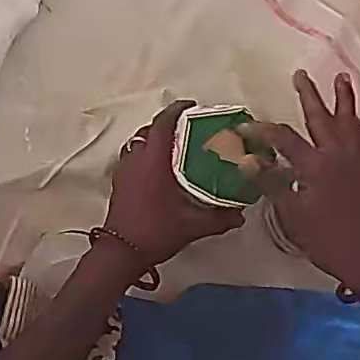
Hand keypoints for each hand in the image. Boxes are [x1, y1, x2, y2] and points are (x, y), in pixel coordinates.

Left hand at [103, 100, 244, 266]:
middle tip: (189, 129)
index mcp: (153, 161)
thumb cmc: (156, 231)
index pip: (162, 123)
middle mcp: (135, 160)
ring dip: (155, 141)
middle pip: (149, 130)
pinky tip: (160, 172)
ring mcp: (124, 172)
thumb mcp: (193, 225)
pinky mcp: (119, 184)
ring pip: (138, 144)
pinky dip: (146, 157)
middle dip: (168, 125)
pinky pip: (133, 159)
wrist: (121, 252)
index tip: (192, 106)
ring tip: (175, 148)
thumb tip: (240, 215)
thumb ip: (220, 218)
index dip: (177, 110)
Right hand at [246, 72, 359, 289]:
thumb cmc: (328, 240)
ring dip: (343, 99)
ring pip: (348, 121)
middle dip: (308, 96)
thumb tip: (246, 161)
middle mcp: (337, 154)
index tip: (242, 126)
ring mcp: (357, 160)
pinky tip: (356, 121)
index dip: (260, 130)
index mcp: (315, 165)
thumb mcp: (293, 215)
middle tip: (300, 75)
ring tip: (341, 78)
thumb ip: (271, 184)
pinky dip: (357, 123)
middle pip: (320, 118)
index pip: (282, 139)